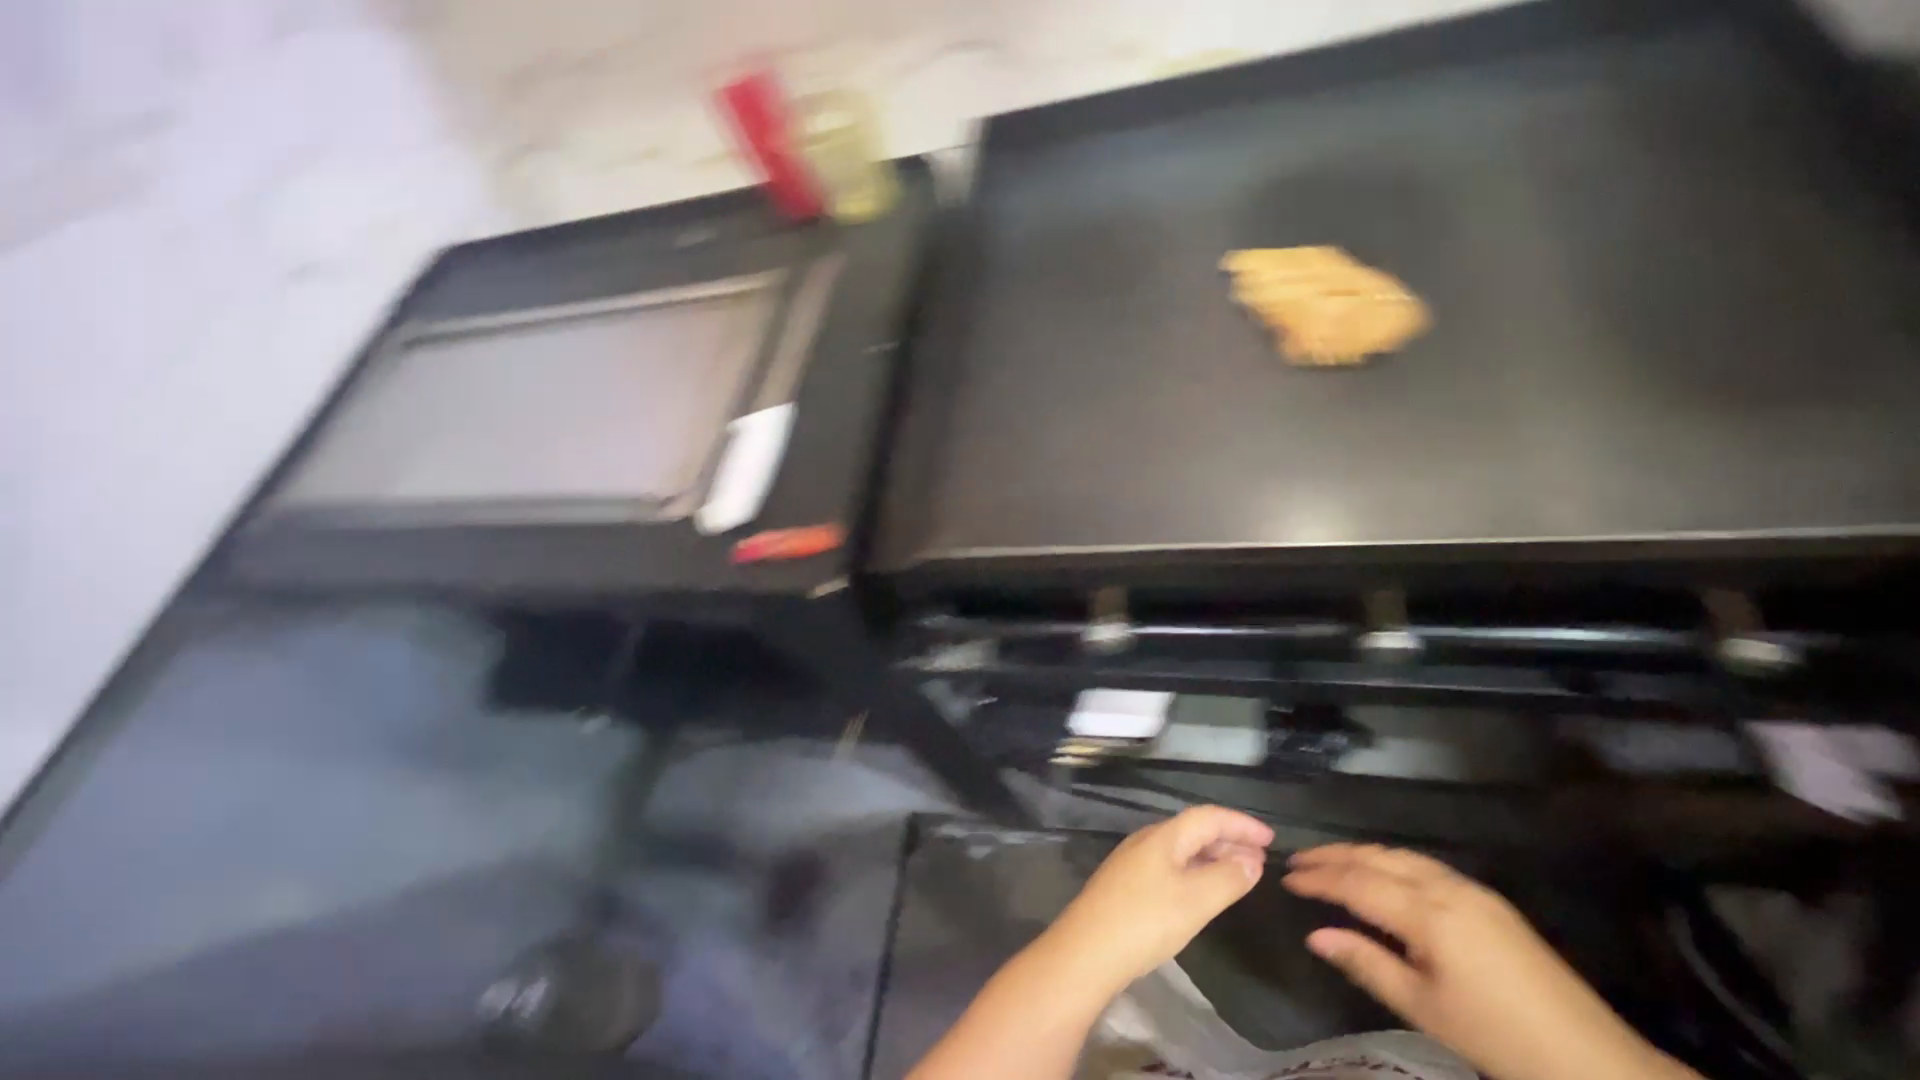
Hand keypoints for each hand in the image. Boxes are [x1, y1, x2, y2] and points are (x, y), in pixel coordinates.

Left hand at [1045, 806, 1273, 990]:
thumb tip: (1251, 860)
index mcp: (1163, 836)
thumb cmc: (1145, 921)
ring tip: (1241, 874)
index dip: (1241, 824)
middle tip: (1262, 858)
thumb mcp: (1196, 901)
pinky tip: (1205, 892)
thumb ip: (1228, 878)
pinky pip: (1171, 867)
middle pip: (1194, 830)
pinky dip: (1196, 872)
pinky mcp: (1127, 886)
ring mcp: (1134, 863)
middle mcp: (1147, 841)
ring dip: (1214, 857)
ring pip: (1182, 850)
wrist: (1086, 952)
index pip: (1209, 817)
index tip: (1271, 838)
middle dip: (1230, 840)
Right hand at [1282, 844, 1696, 1079]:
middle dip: (1336, 856)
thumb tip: (1317, 935)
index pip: (1358, 883)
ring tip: (1331, 862)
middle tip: (1298, 859)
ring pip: (1404, 856)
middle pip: (1379, 858)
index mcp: (1428, 915)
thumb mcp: (1423, 1007)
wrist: (1590, 1056)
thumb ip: (1367, 963)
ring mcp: (1473, 892)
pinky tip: (1382, 875)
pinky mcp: (1490, 902)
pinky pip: (1426, 866)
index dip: (1319, 878)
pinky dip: (1391, 862)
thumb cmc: (1496, 1037)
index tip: (1285, 878)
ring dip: (1363, 854)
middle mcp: (1448, 889)